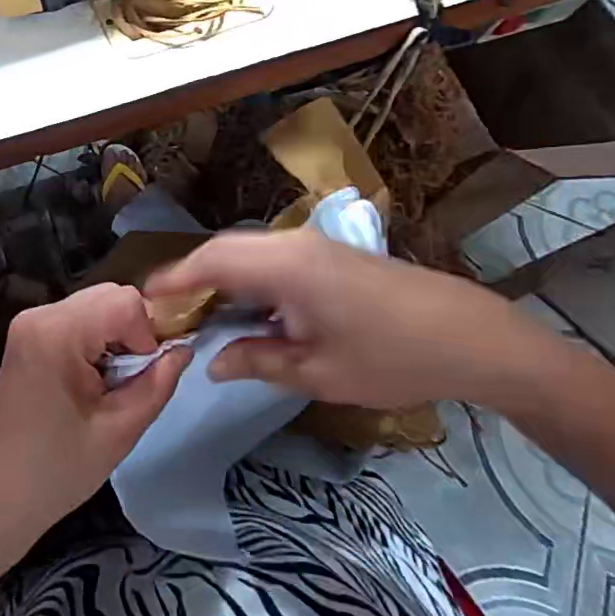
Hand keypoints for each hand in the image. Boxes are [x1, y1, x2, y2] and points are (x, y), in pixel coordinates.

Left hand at [0, 283, 189, 543]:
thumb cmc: (55, 471)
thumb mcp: (119, 431)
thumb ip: (158, 382)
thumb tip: (185, 348)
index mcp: (58, 332)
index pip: (126, 301)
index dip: (147, 333)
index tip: (144, 375)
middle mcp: (40, 314)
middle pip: (111, 295)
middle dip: (134, 331)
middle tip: (134, 379)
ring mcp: (29, 322)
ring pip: (96, 305)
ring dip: (117, 336)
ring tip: (112, 384)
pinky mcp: (27, 336)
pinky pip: (78, 319)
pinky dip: (97, 339)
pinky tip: (93, 380)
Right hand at [147, 229, 570, 411]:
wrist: (469, 335)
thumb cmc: (391, 357)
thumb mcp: (318, 371)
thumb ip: (258, 361)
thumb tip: (212, 361)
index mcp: (285, 266)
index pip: (212, 260)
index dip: (174, 277)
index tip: (145, 299)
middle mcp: (294, 244)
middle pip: (226, 249)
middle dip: (191, 275)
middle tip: (167, 310)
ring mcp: (314, 245)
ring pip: (249, 251)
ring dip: (219, 275)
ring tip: (197, 310)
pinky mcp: (329, 254)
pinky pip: (271, 257)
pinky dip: (246, 277)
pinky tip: (244, 307)